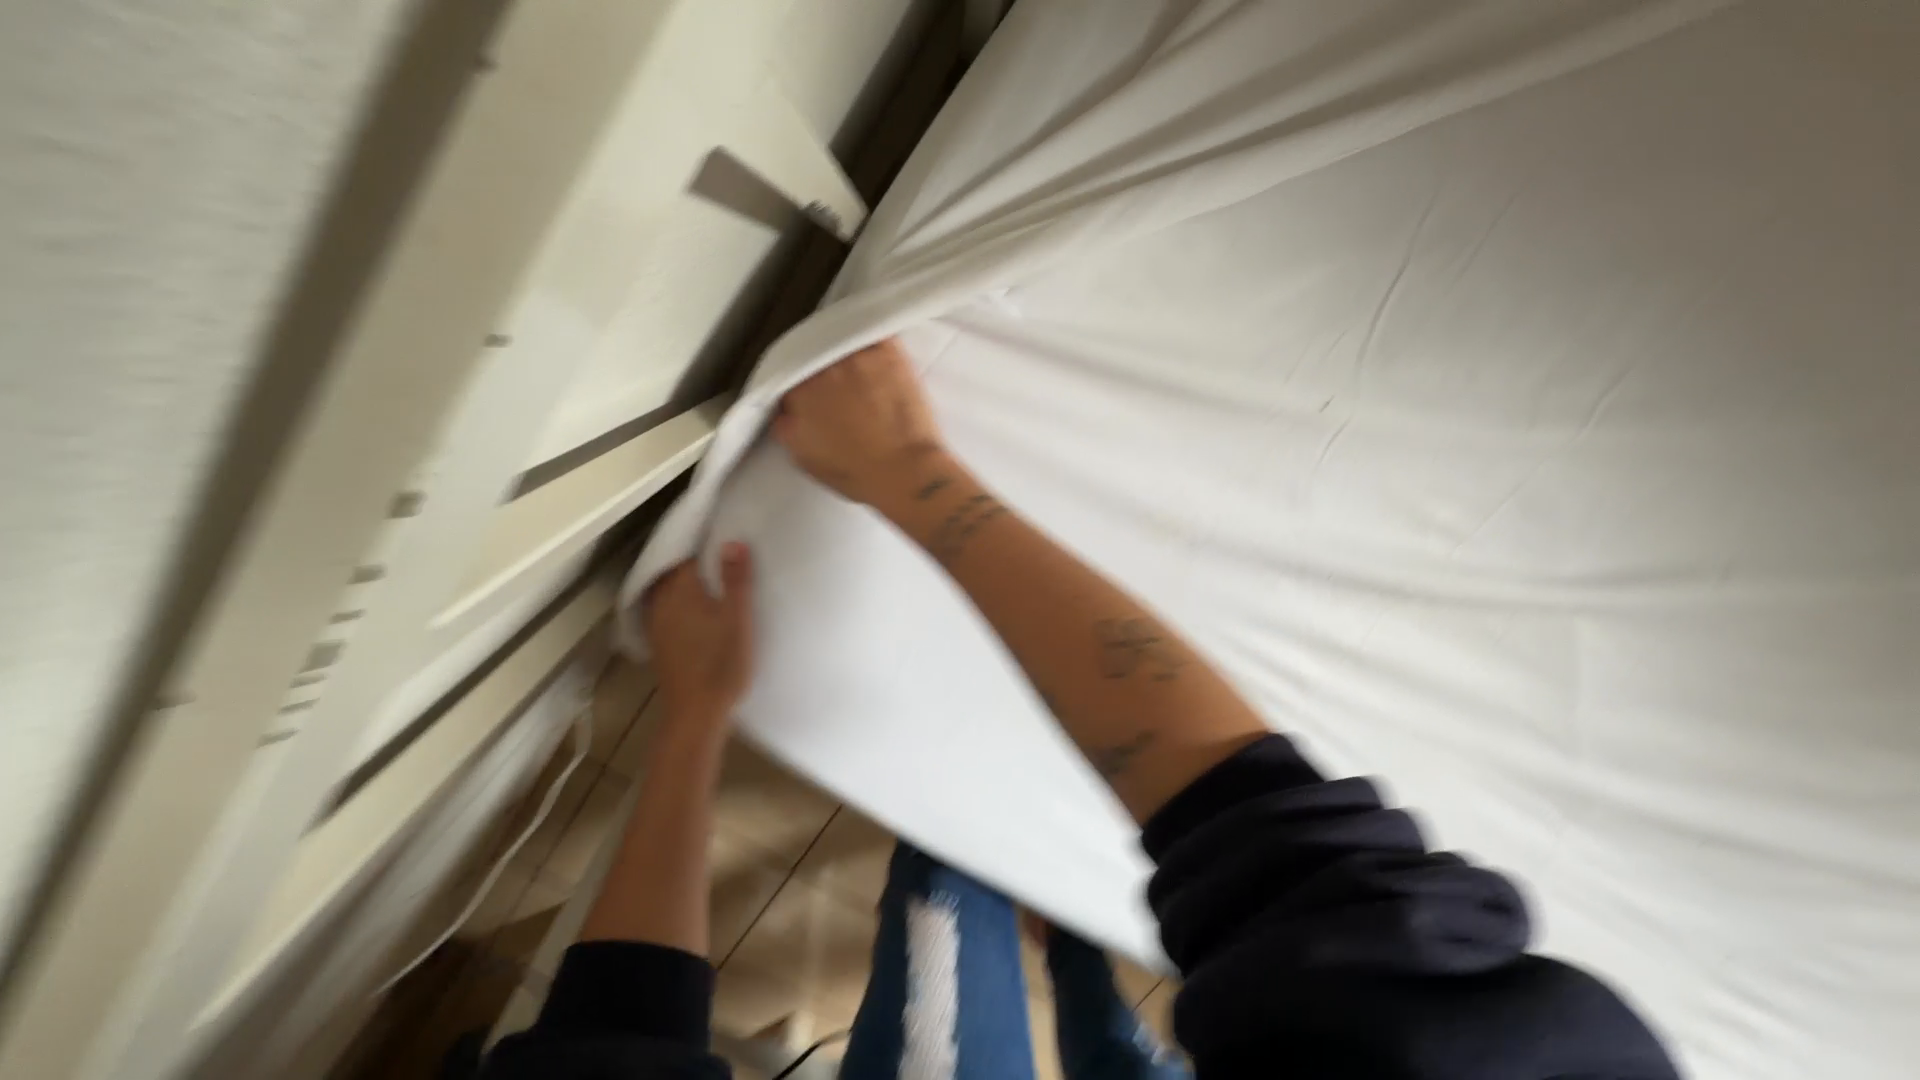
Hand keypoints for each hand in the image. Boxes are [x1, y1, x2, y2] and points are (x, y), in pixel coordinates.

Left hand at [642, 542, 753, 726]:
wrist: (696, 714)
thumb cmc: (721, 663)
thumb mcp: (738, 618)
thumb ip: (736, 579)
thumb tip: (732, 541)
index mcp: (680, 590)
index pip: (685, 553)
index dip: (703, 542)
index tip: (723, 534)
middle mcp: (661, 602)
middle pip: (674, 571)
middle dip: (694, 560)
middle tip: (722, 552)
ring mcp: (658, 623)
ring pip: (670, 590)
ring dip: (688, 582)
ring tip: (715, 577)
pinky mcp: (661, 642)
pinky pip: (670, 608)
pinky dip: (684, 601)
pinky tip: (701, 608)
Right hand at [773, 338, 947, 505]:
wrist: (905, 471)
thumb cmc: (856, 473)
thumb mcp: (805, 458)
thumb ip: (787, 427)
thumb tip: (785, 411)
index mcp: (798, 392)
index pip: (789, 373)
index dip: (801, 382)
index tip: (813, 391)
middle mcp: (823, 367)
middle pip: (815, 352)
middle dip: (822, 364)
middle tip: (838, 380)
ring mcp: (856, 356)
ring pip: (842, 338)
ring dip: (844, 347)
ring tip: (856, 364)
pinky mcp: (888, 352)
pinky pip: (874, 330)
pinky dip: (871, 334)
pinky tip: (875, 345)